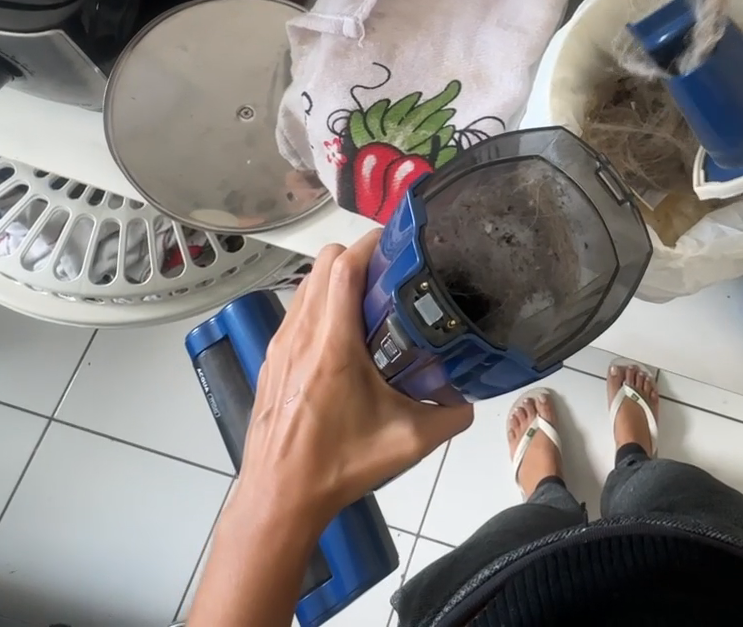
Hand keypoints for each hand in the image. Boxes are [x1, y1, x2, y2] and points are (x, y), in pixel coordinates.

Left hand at [234, 231, 472, 524]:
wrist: (279, 500)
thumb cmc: (338, 466)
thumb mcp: (407, 442)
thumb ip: (449, 416)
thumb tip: (471, 400)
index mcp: (332, 344)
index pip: (344, 267)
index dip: (372, 245)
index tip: (400, 244)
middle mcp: (301, 335)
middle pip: (323, 263)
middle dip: (357, 256)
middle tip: (391, 274)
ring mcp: (280, 346)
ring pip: (306, 284)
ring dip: (336, 278)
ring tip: (371, 298)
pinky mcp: (271, 360)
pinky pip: (297, 310)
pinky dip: (320, 303)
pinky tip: (344, 333)